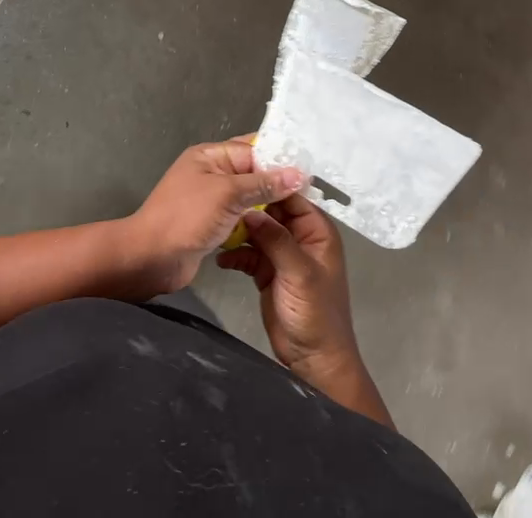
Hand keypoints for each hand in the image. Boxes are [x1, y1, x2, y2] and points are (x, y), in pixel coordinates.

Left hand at [127, 139, 307, 294]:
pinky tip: (278, 228)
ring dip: (268, 204)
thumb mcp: (227, 194)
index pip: (253, 149)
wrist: (151, 258)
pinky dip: (256, 221)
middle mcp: (211, 172)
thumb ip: (264, 184)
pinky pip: (242, 216)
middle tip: (311, 193)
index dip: (280, 160)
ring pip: (249, 196)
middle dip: (278, 182)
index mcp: (210, 156)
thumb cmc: (186, 218)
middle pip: (252, 172)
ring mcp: (212, 199)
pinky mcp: (213, 223)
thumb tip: (299, 173)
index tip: (310, 173)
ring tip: (301, 210)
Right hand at [216, 194, 391, 425]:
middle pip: (271, 211)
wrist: (313, 359)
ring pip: (257, 231)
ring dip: (238, 231)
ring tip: (214, 227)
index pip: (292, 197)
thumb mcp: (299, 273)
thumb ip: (277, 240)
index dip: (269, 183)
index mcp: (317, 232)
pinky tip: (220, 259)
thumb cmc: (316, 314)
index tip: (240, 172)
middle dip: (248, 207)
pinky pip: (249, 254)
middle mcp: (300, 238)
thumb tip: (250, 210)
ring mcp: (282, 255)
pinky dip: (235, 254)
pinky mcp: (267, 272)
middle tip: (219, 200)